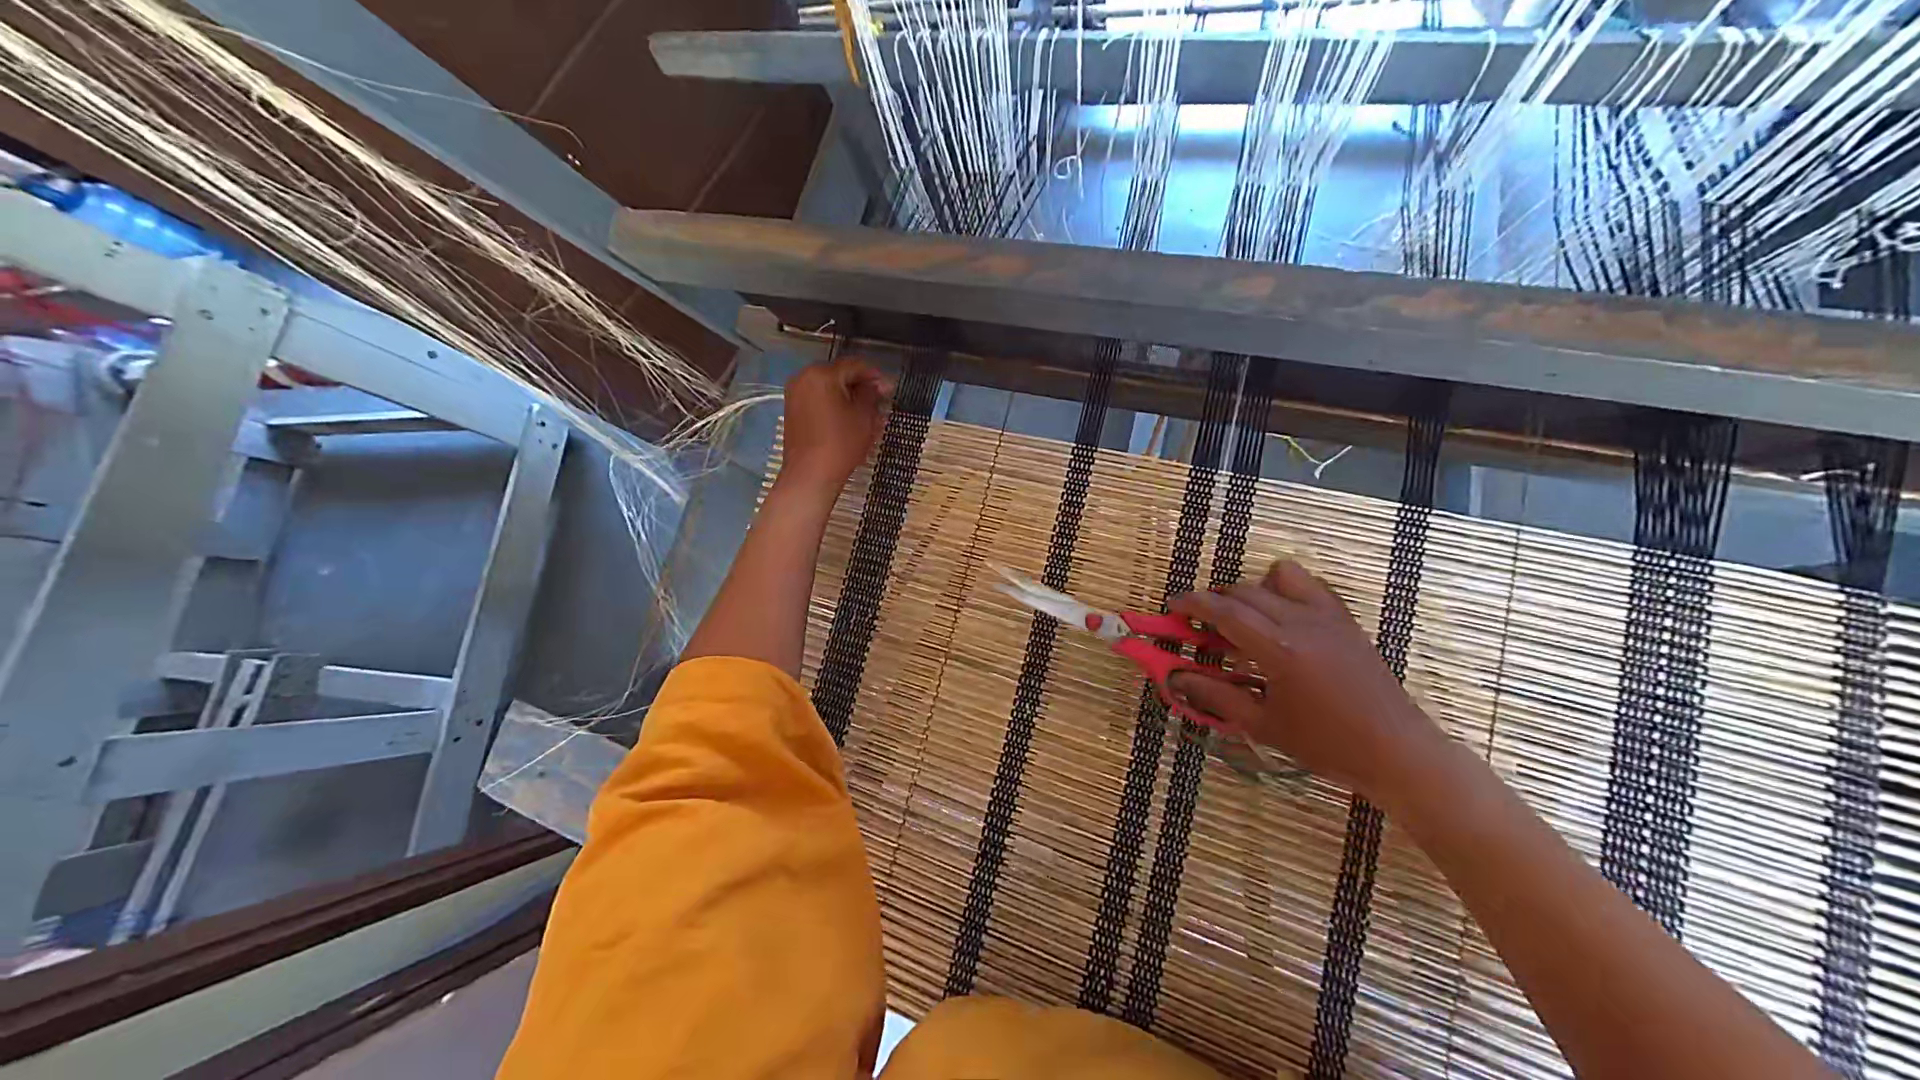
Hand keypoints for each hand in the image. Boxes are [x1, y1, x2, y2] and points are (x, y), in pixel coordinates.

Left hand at [776, 358, 891, 499]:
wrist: (810, 475)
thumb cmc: (840, 444)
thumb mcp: (863, 416)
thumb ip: (871, 393)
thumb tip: (876, 384)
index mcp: (820, 375)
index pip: (854, 366)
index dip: (875, 376)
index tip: (889, 389)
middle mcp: (803, 378)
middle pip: (839, 375)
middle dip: (861, 386)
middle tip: (880, 401)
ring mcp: (795, 395)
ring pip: (828, 388)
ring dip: (848, 397)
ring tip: (867, 414)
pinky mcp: (793, 411)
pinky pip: (818, 400)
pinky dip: (834, 405)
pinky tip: (849, 420)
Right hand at [1167, 560, 1447, 802]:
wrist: (1397, 750)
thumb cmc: (1326, 744)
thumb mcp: (1262, 724)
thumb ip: (1214, 695)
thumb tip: (1174, 678)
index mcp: (1279, 648)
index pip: (1224, 610)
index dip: (1192, 603)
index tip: (1172, 607)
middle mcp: (1302, 620)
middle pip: (1244, 591)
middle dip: (1215, 601)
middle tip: (1199, 625)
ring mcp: (1328, 615)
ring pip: (1278, 576)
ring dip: (1252, 590)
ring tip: (1245, 620)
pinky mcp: (1345, 619)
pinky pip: (1309, 585)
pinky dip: (1286, 590)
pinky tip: (1282, 621)